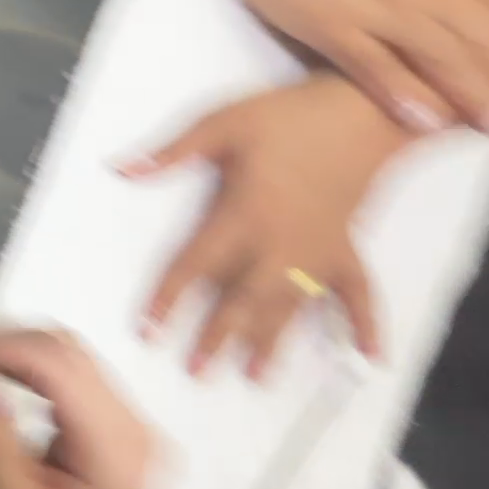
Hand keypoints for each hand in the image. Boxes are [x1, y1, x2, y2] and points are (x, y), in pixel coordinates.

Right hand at [0, 328, 155, 488]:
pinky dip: (24, 362)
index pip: (54, 364)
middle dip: (0, 340)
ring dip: (10, 347)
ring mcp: (128, 420)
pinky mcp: (115, 423)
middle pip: (63, 347)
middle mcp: (131, 422)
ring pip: (65, 351)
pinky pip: (69, 370)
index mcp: (113, 445)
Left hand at [119, 74, 406, 377]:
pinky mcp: (350, 245)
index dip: (169, 298)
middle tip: (195, 372)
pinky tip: (368, 357)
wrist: (369, 111)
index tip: (149, 330)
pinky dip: (364, 324)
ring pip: (292, 305)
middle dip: (217, 336)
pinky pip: (361, 293)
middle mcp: (282, 242)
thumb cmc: (287, 117)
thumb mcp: (220, 124)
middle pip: (242, 299)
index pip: (195, 266)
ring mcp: (321, 248)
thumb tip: (119, 169)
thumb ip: (170, 152)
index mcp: (243, 215)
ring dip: (273, 341)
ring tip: (254, 378)